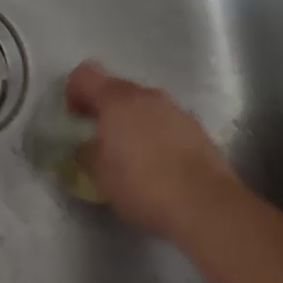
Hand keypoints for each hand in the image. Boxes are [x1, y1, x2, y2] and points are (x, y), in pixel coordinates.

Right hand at [65, 60, 239, 236]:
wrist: (209, 207)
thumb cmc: (144, 185)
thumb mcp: (100, 175)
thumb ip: (85, 153)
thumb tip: (84, 147)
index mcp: (115, 99)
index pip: (84, 75)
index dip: (73, 93)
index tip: (75, 120)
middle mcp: (146, 95)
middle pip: (116, 89)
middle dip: (106, 110)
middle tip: (102, 141)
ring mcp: (176, 111)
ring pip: (145, 107)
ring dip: (134, 123)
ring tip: (134, 156)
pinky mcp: (199, 131)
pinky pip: (167, 124)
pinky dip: (158, 137)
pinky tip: (161, 166)